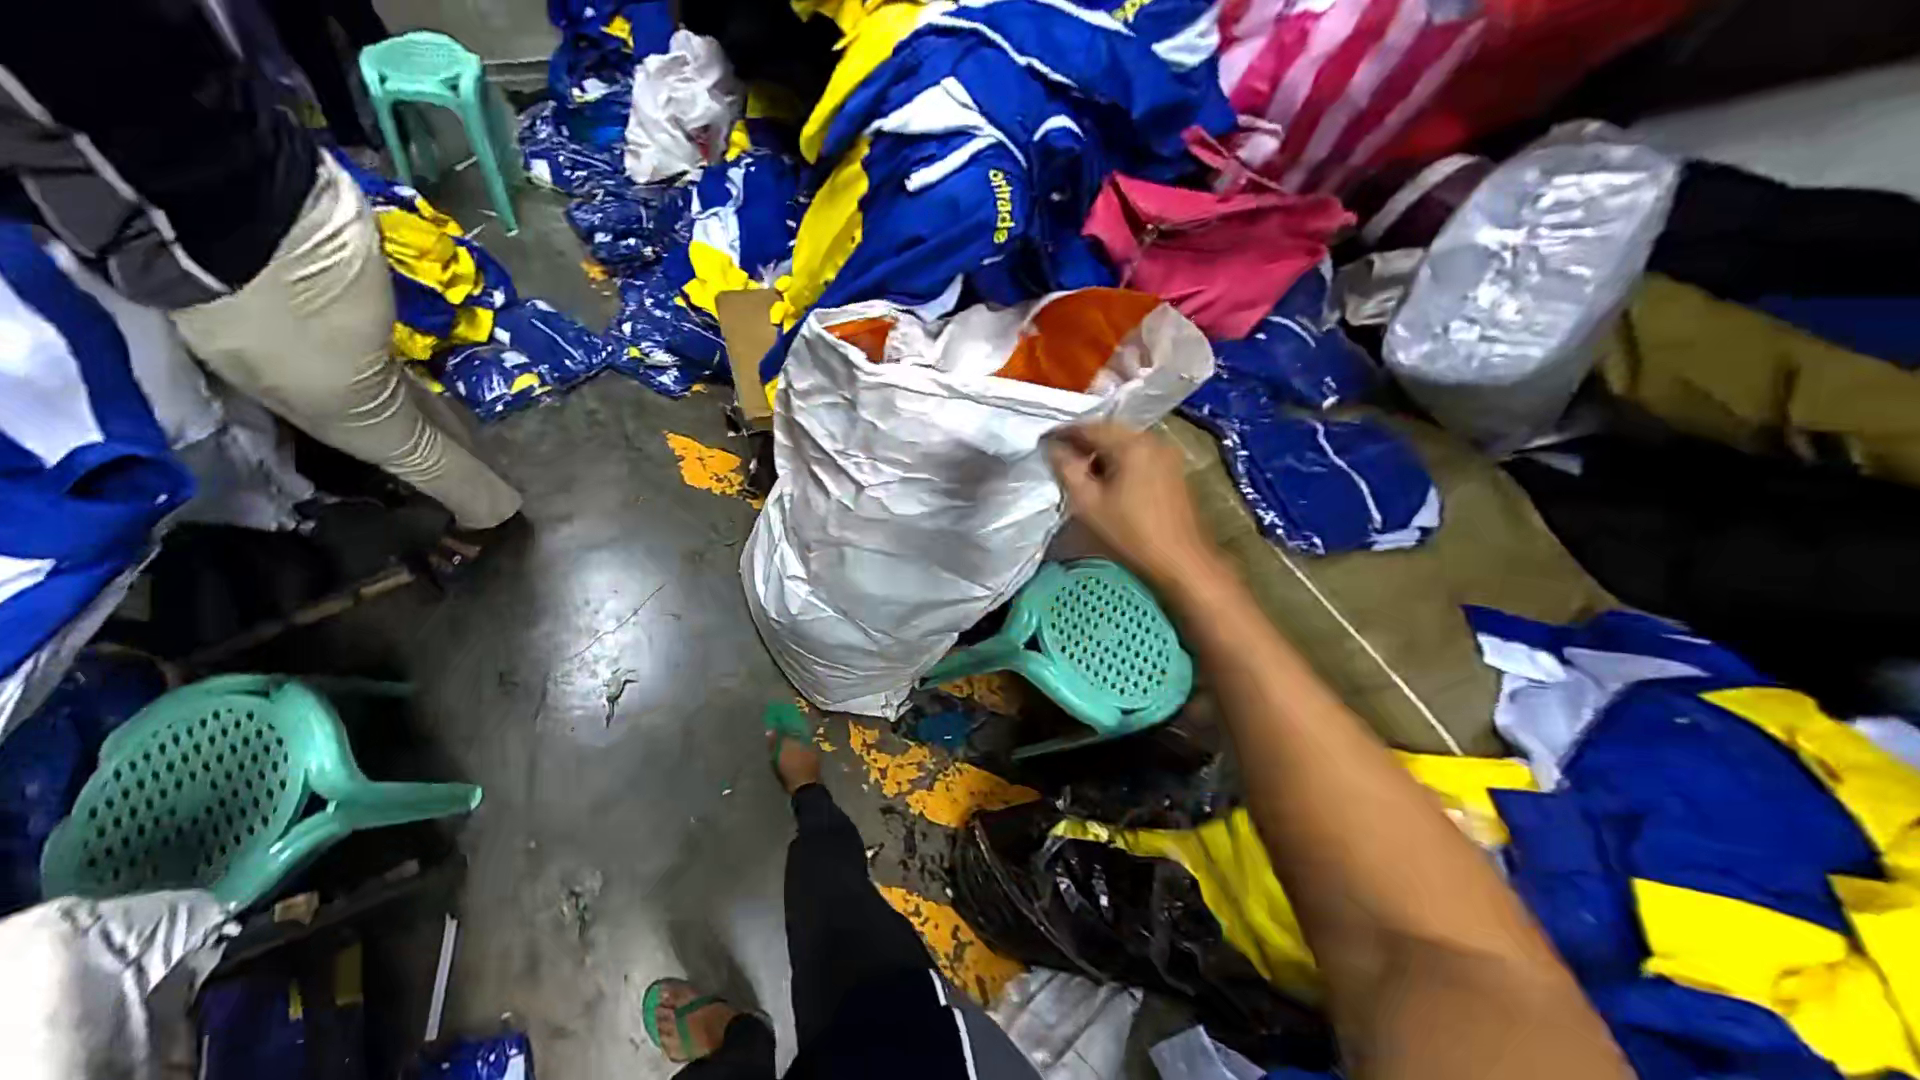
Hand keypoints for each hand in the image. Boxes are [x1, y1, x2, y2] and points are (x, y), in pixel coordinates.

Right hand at [1047, 423, 1224, 593]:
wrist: (1181, 561)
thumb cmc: (1130, 534)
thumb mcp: (1088, 503)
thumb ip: (1066, 469)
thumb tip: (1051, 446)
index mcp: (1131, 444)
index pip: (1089, 427)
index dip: (1062, 433)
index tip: (1043, 442)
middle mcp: (1153, 439)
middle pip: (1109, 432)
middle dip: (1082, 442)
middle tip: (1059, 457)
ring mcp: (1167, 454)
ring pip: (1124, 443)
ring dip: (1101, 453)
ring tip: (1080, 472)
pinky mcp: (1173, 469)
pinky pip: (1138, 455)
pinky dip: (1119, 461)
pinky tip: (1107, 481)